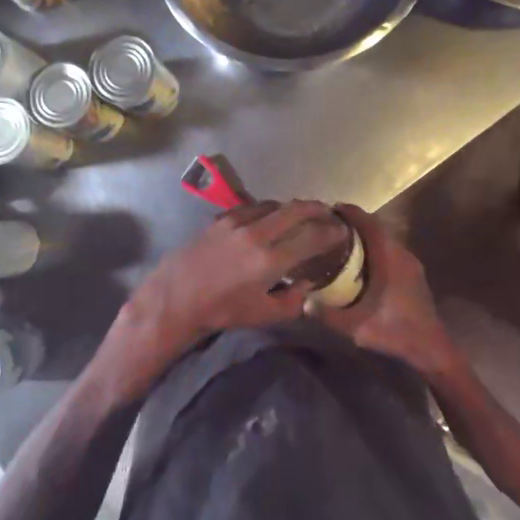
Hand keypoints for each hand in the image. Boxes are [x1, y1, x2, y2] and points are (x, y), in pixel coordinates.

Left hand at [120, 199, 351, 360]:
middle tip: (328, 215)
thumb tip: (306, 284)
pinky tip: (269, 220)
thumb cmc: (223, 310)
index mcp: (271, 259)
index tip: (342, 232)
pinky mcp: (221, 218)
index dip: (333, 232)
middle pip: (297, 210)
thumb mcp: (265, 315)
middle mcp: (257, 233)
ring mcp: (237, 221)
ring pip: (274, 205)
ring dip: (291, 209)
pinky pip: (252, 207)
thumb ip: (294, 300)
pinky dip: (268, 210)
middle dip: (318, 210)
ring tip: (300, 217)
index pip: (313, 236)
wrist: (177, 297)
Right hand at [316, 205, 463, 378]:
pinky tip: (362, 263)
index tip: (330, 209)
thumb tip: (301, 302)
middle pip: (377, 228)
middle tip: (330, 227)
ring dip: (366, 237)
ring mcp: (411, 264)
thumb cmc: (394, 332)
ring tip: (341, 242)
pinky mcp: (414, 274)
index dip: (351, 213)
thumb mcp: (355, 327)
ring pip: (386, 240)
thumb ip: (327, 314)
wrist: (431, 348)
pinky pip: (392, 251)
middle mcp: (401, 254)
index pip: (369, 224)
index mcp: (389, 259)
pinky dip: (375, 249)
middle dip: (355, 223)